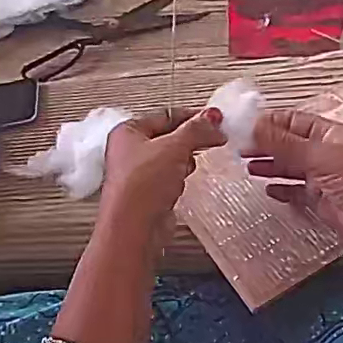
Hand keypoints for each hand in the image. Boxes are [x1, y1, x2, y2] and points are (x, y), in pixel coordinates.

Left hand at [96, 108, 226, 256]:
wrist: (134, 227)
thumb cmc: (140, 185)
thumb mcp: (174, 147)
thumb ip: (196, 129)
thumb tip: (212, 118)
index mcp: (127, 132)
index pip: (165, 115)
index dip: (192, 115)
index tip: (215, 118)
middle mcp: (129, 152)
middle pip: (169, 137)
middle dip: (190, 140)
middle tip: (213, 137)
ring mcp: (138, 175)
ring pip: (171, 159)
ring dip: (184, 161)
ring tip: (189, 165)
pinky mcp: (148, 195)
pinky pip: (169, 180)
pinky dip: (178, 180)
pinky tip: (180, 185)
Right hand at [246, 110, 342, 263]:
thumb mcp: (320, 156)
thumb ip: (284, 143)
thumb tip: (253, 127)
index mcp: (327, 133)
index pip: (292, 121)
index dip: (267, 122)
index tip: (242, 127)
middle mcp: (323, 152)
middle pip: (286, 143)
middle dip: (263, 144)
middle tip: (237, 147)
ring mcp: (321, 176)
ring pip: (288, 166)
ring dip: (268, 165)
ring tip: (246, 165)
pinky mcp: (319, 199)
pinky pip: (294, 191)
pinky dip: (280, 188)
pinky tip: (267, 189)